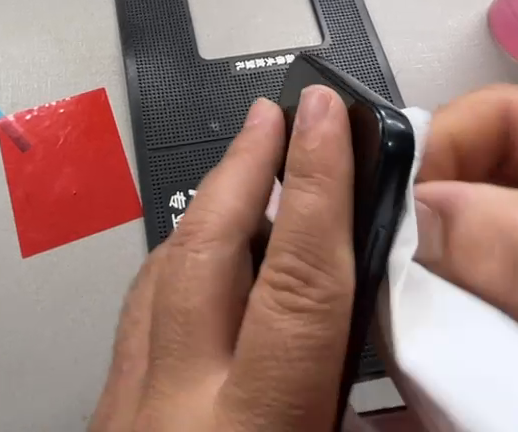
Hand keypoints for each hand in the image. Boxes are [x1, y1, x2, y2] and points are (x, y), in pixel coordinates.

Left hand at [90, 87, 356, 431]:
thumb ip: (364, 419)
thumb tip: (415, 372)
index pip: (294, 280)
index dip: (314, 186)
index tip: (325, 117)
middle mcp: (172, 409)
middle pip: (201, 248)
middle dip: (241, 166)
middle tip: (273, 115)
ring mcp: (124, 408)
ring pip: (159, 271)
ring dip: (208, 209)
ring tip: (246, 172)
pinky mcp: (102, 415)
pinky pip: (136, 314)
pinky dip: (177, 267)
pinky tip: (203, 258)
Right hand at [412, 86, 517, 431]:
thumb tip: (416, 211)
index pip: (495, 115)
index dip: (438, 150)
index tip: (395, 215)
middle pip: (465, 173)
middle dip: (428, 222)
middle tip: (392, 276)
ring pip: (454, 236)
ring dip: (428, 274)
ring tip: (405, 316)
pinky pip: (461, 291)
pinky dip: (439, 315)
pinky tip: (430, 343)